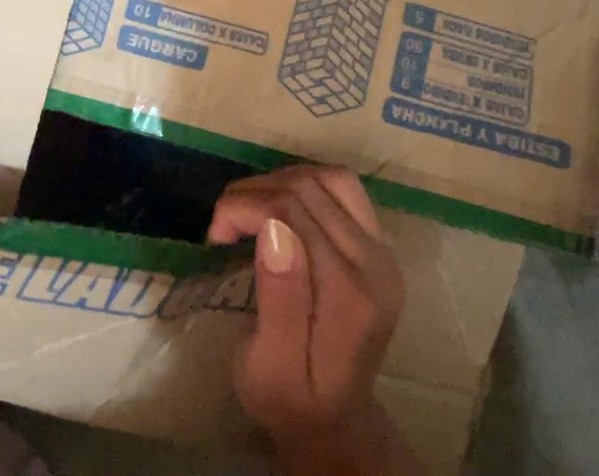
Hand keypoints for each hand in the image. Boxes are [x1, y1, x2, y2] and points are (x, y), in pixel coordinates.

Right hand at [208, 166, 418, 475]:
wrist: (335, 420)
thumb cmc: (288, 398)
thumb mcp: (269, 366)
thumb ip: (279, 300)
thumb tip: (274, 229)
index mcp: (348, 296)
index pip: (291, 211)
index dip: (242, 207)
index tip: (214, 236)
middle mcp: (376, 265)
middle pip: (307, 188)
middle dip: (251, 193)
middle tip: (222, 226)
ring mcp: (383, 252)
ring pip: (328, 178)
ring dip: (277, 181)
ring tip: (247, 212)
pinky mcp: (378, 246)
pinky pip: (343, 189)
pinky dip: (303, 185)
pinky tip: (278, 209)